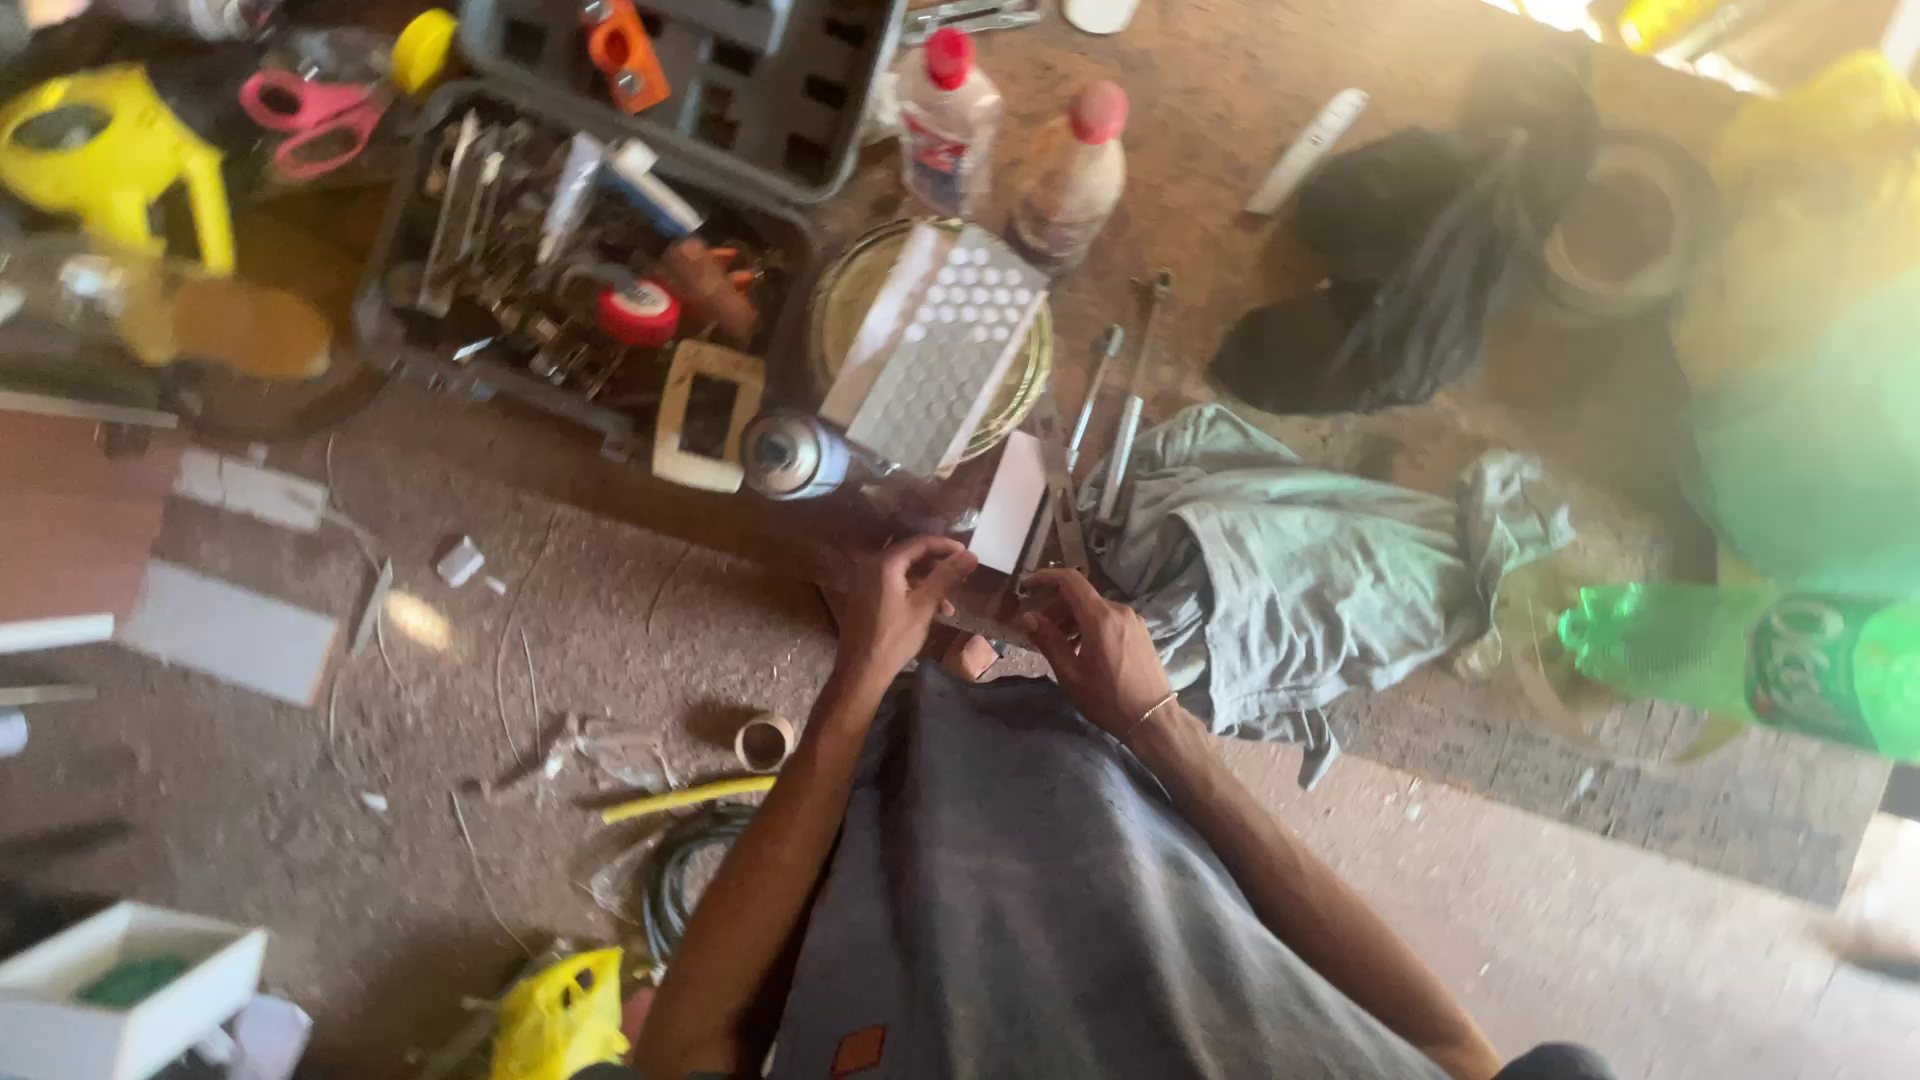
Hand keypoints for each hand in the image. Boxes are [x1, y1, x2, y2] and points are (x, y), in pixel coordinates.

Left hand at [833, 535, 977, 685]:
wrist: (861, 671)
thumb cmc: (894, 638)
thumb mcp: (924, 606)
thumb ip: (946, 577)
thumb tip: (970, 554)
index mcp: (885, 565)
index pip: (919, 543)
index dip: (945, 545)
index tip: (966, 552)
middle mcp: (871, 566)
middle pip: (910, 555)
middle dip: (937, 565)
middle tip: (960, 573)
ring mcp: (866, 582)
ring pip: (903, 572)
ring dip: (927, 582)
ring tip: (948, 604)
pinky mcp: (865, 596)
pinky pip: (893, 584)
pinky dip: (913, 591)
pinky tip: (930, 610)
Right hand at [1021, 569, 1174, 739]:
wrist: (1153, 719)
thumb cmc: (1108, 699)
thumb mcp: (1071, 674)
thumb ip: (1048, 641)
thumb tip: (1028, 616)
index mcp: (1100, 618)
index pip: (1070, 580)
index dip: (1045, 577)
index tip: (1027, 586)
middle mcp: (1119, 611)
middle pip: (1080, 595)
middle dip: (1056, 607)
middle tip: (1041, 632)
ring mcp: (1133, 620)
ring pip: (1094, 607)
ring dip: (1073, 618)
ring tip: (1062, 646)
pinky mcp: (1140, 631)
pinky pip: (1108, 618)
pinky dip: (1090, 625)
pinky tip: (1084, 649)